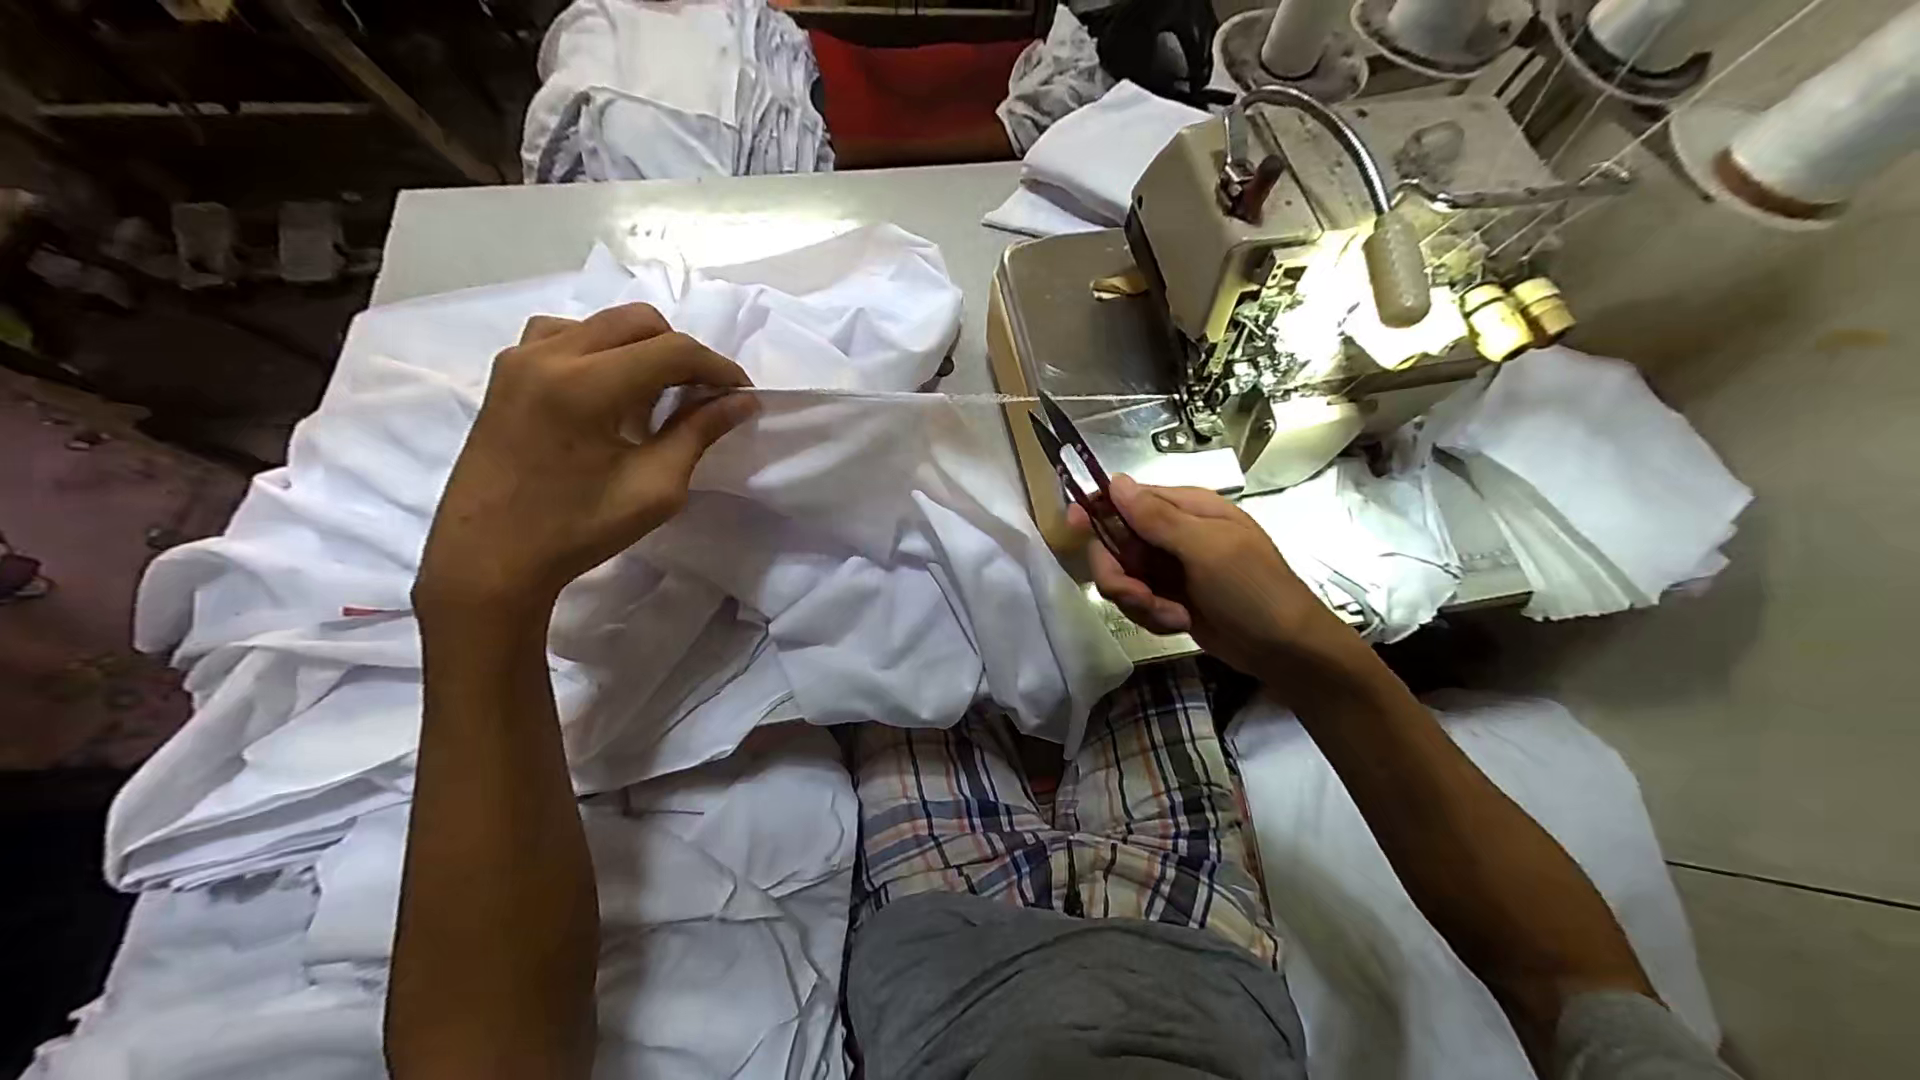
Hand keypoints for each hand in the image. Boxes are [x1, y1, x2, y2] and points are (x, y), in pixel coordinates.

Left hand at [415, 303, 756, 617]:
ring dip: (642, 349)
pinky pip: (566, 335)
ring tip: (654, 396)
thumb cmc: (577, 531)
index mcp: (586, 386)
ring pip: (603, 323)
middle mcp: (549, 355)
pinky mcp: (507, 371)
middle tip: (702, 397)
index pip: (673, 350)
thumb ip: (698, 433)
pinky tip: (610, 391)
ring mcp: (521, 358)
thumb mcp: (655, 488)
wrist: (489, 556)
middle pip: (639, 322)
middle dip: (683, 353)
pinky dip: (602, 351)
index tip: (741, 395)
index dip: (718, 368)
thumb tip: (741, 401)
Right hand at [1067, 475, 1359, 674]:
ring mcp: (1169, 568)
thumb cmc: (1253, 589)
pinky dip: (1153, 616)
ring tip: (1174, 616)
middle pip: (1114, 543)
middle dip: (1121, 575)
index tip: (1072, 526)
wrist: (1285, 649)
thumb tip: (1116, 482)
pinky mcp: (1168, 598)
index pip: (1126, 498)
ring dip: (1140, 601)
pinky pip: (1137, 602)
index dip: (1095, 509)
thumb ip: (1157, 518)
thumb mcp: (1206, 549)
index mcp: (1185, 509)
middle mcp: (1172, 534)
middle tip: (1141, 596)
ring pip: (1122, 577)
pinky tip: (1181, 622)